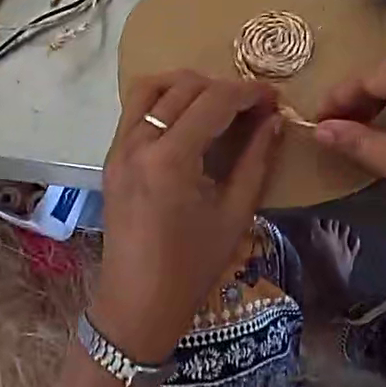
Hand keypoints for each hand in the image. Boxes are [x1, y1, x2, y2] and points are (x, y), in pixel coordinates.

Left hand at [98, 71, 283, 362]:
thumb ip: (256, 161)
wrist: (137, 301)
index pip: (213, 101)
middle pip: (183, 87)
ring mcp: (118, 148)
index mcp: (170, 159)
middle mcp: (138, 143)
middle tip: (252, 106)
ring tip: (217, 103)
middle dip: (223, 87)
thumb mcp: (235, 214)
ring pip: (150, 88)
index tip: (273, 98)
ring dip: (187, 85)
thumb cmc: (192, 267)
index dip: (248, 93)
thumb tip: (274, 121)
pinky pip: (134, 109)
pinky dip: (162, 100)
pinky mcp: (111, 157)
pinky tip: (185, 117)